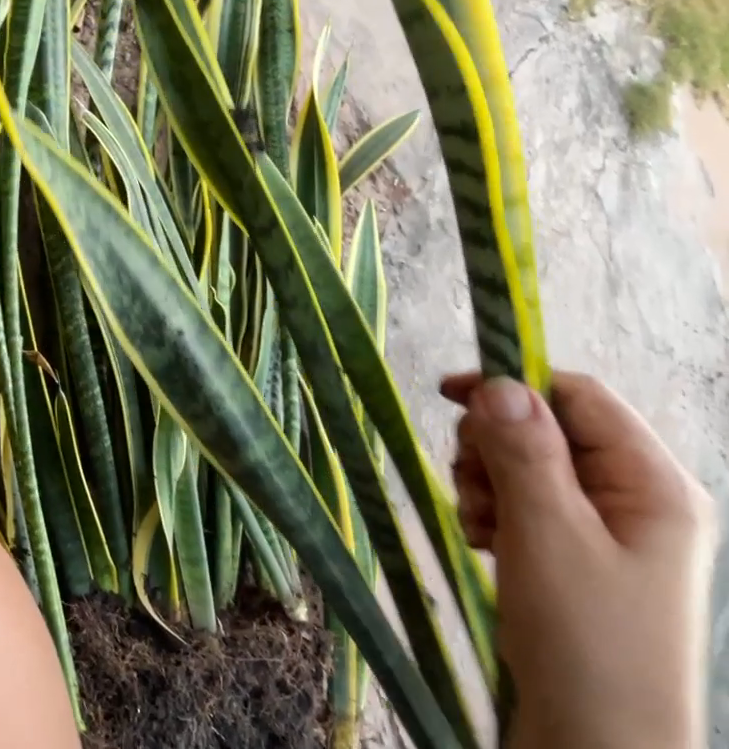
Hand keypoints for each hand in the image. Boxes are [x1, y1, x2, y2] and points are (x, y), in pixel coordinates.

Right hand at [445, 371, 714, 748]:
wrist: (597, 730)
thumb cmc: (584, 632)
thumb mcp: (545, 534)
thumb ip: (523, 453)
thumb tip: (497, 383)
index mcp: (651, 484)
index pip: (579, 398)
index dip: (512, 384)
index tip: (444, 394)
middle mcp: (635, 495)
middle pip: (544, 428)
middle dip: (491, 448)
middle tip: (472, 488)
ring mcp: (608, 524)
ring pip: (523, 464)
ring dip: (484, 483)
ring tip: (481, 527)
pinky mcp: (578, 548)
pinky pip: (521, 500)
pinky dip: (490, 512)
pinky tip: (486, 543)